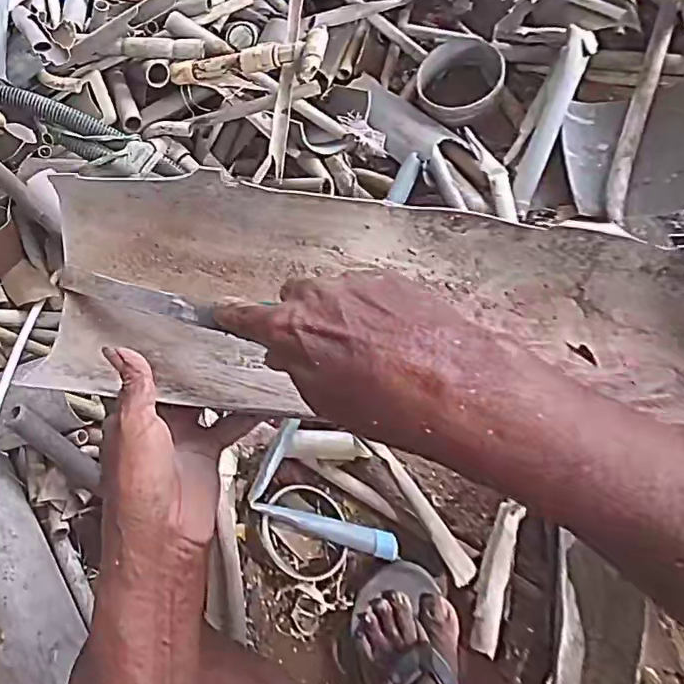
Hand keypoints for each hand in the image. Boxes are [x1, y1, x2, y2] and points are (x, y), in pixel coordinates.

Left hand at [99, 346, 260, 564]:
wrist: (165, 537)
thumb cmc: (137, 493)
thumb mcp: (134, 427)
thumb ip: (135, 388)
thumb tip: (119, 353)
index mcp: (132, 417)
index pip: (146, 378)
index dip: (159, 358)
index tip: (174, 336)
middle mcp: (157, 426)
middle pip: (180, 388)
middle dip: (195, 369)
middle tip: (214, 343)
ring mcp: (183, 439)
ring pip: (206, 403)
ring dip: (219, 389)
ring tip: (236, 366)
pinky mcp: (206, 453)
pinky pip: (228, 427)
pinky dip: (242, 416)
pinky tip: (255, 403)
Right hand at [215, 273, 546, 460]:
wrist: (459, 387)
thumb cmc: (397, 404)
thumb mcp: (324, 402)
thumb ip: (294, 368)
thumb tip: (289, 356)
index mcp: (292, 327)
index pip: (245, 315)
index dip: (231, 315)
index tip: (224, 313)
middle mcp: (321, 296)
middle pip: (294, 298)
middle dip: (301, 320)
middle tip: (318, 352)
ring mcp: (358, 283)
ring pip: (333, 294)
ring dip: (341, 317)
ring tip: (369, 355)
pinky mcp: (391, 279)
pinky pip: (367, 291)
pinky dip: (372, 311)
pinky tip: (392, 343)